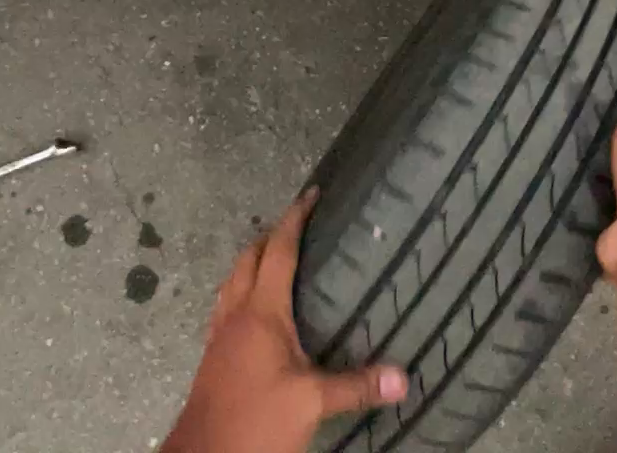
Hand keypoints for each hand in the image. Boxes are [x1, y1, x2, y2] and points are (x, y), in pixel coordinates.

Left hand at [162, 188, 408, 452]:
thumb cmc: (254, 421)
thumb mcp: (311, 403)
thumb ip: (355, 385)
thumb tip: (403, 377)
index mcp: (260, 310)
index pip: (279, 250)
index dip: (295, 218)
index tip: (311, 195)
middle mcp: (235, 313)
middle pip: (250, 258)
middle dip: (273, 234)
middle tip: (301, 224)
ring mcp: (219, 334)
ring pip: (233, 280)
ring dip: (254, 261)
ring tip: (279, 259)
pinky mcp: (213, 357)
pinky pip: (227, 306)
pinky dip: (243, 291)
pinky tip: (256, 312)